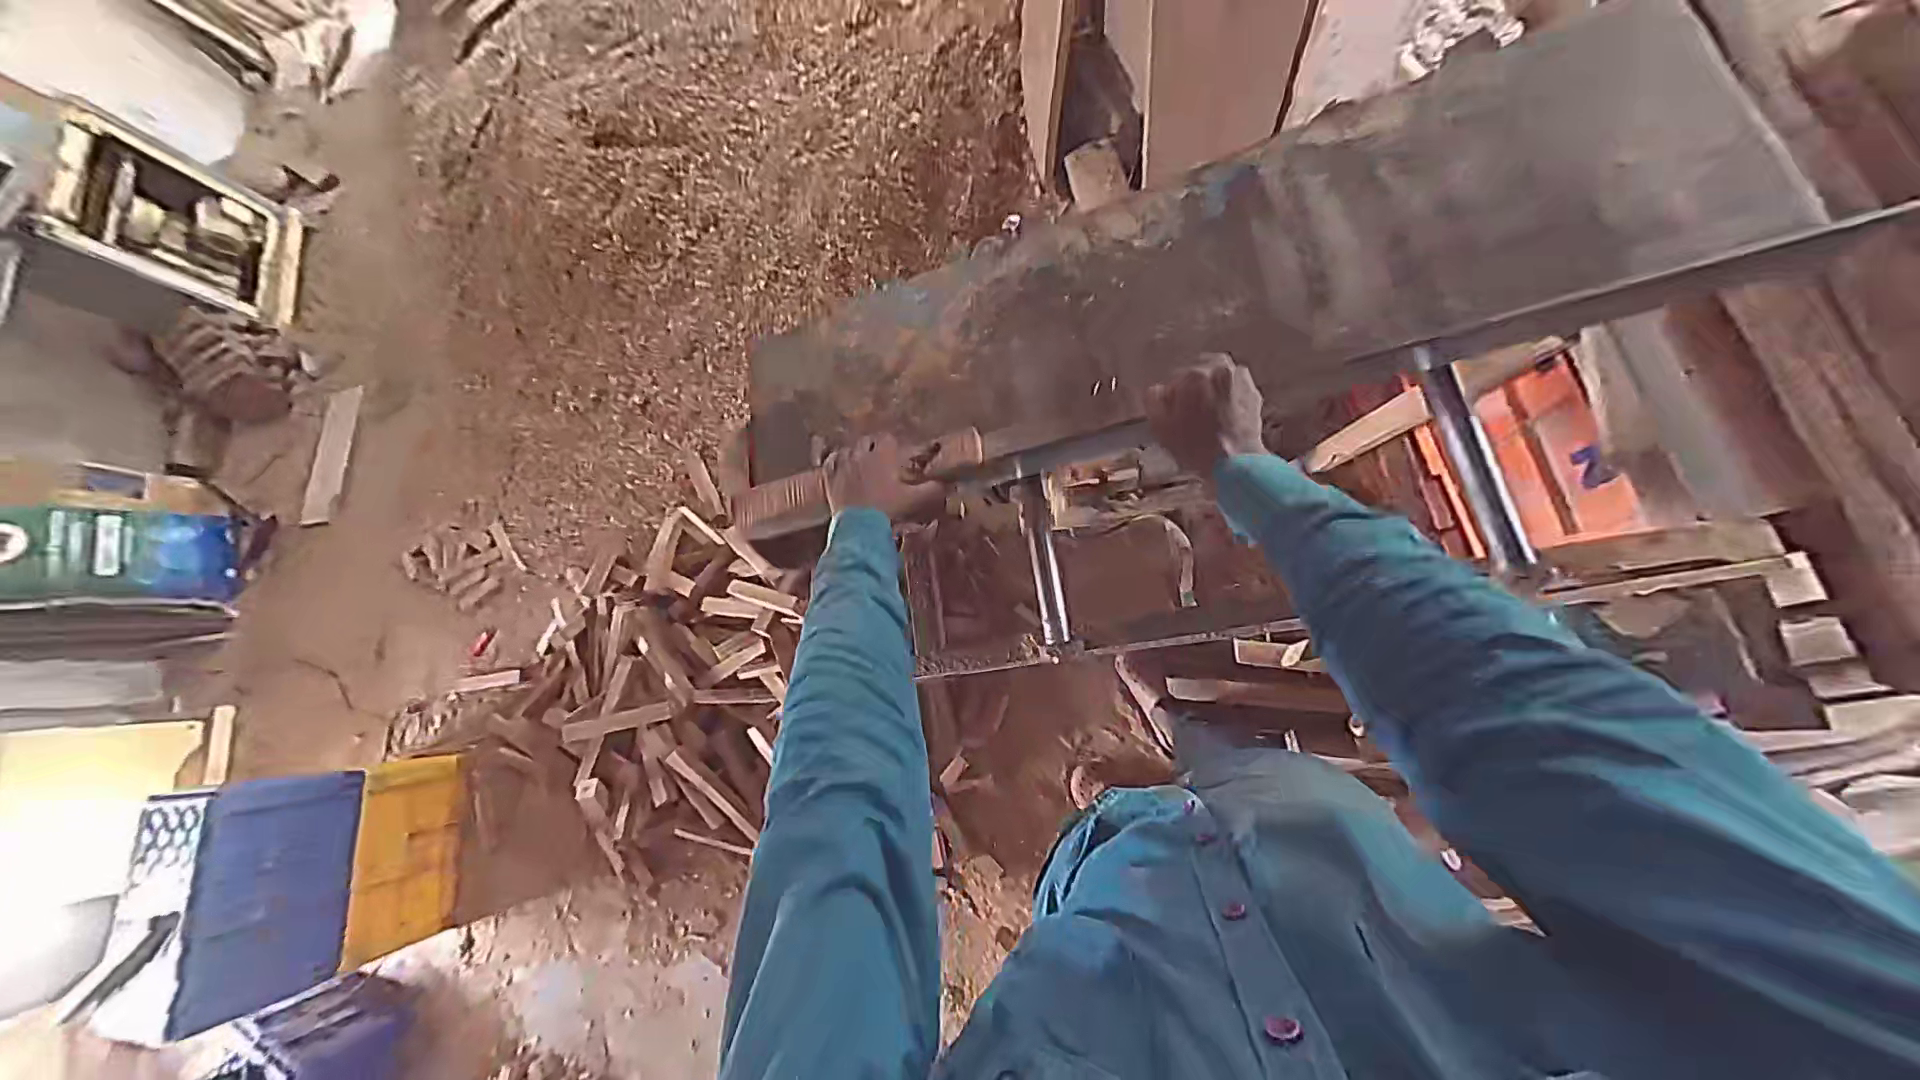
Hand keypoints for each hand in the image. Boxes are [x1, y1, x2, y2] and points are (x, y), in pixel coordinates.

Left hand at [824, 433, 944, 519]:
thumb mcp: (916, 500)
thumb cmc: (888, 511)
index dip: (891, 445)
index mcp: (881, 456)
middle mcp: (860, 454)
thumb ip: (933, 490)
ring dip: (854, 455)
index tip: (894, 455)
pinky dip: (835, 464)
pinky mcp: (828, 477)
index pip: (886, 439)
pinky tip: (840, 470)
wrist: (859, 528)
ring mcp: (841, 464)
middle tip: (878, 461)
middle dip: (872, 448)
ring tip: (860, 466)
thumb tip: (947, 485)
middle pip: (866, 441)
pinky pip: (830, 462)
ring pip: (847, 450)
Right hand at [1145, 354, 1266, 475]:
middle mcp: (1220, 369)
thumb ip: (1153, 400)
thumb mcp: (1160, 426)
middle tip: (1190, 413)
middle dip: (1193, 390)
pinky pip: (1235, 391)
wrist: (1234, 463)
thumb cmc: (1194, 446)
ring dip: (1211, 392)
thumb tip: (1158, 391)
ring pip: (1218, 380)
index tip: (1173, 413)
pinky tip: (1223, 418)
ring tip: (1208, 416)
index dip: (1172, 398)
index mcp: (1194, 374)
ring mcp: (1241, 380)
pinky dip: (1228, 399)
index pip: (1175, 378)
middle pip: (1198, 374)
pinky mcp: (1255, 394)